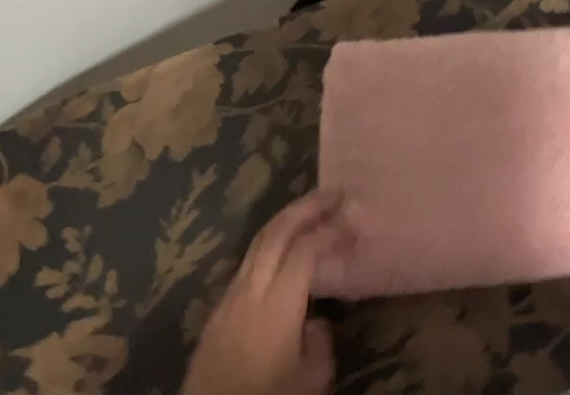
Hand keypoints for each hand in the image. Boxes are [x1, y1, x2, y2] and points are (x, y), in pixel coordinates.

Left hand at [181, 189, 354, 394]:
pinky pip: (247, 264)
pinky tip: (284, 252)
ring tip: (312, 211)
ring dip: (287, 221)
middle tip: (336, 193)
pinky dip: (270, 245)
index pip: (305, 249)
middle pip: (276, 232)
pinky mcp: (216, 314)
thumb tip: (314, 323)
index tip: (353, 230)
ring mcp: (228, 300)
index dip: (331, 232)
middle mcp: (249, 292)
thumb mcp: (310, 383)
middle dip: (307, 206)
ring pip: (257, 243)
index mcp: (277, 307)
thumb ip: (319, 344)